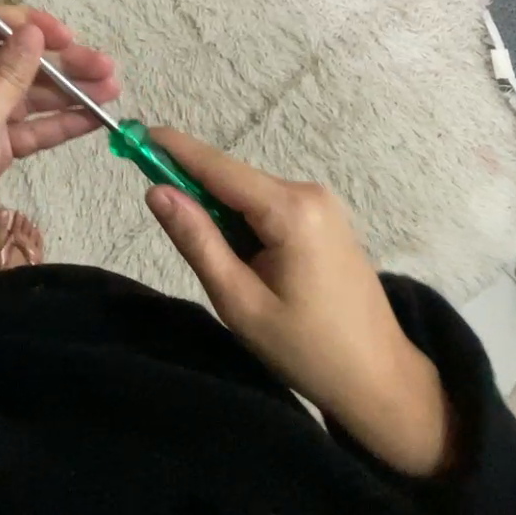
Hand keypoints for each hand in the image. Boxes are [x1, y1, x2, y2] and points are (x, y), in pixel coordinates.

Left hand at [0, 7, 117, 328]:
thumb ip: (9, 74)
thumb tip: (32, 31)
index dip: (28, 27)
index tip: (67, 36)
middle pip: (15, 62)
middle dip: (60, 64)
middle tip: (106, 67)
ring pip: (29, 95)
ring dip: (69, 93)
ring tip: (113, 89)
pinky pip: (31, 127)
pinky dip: (60, 123)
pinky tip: (95, 118)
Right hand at [143, 128, 453, 477]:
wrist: (381, 381)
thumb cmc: (307, 349)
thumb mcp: (239, 301)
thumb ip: (197, 240)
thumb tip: (156, 191)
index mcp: (291, 210)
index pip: (217, 167)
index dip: (173, 149)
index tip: (134, 134)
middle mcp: (308, 192)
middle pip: (231, 178)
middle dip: (195, 194)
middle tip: (179, 240)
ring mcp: (320, 203)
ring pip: (246, 193)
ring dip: (220, 216)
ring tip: (229, 273)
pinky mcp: (323, 216)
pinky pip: (266, 205)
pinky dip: (242, 223)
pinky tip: (249, 264)